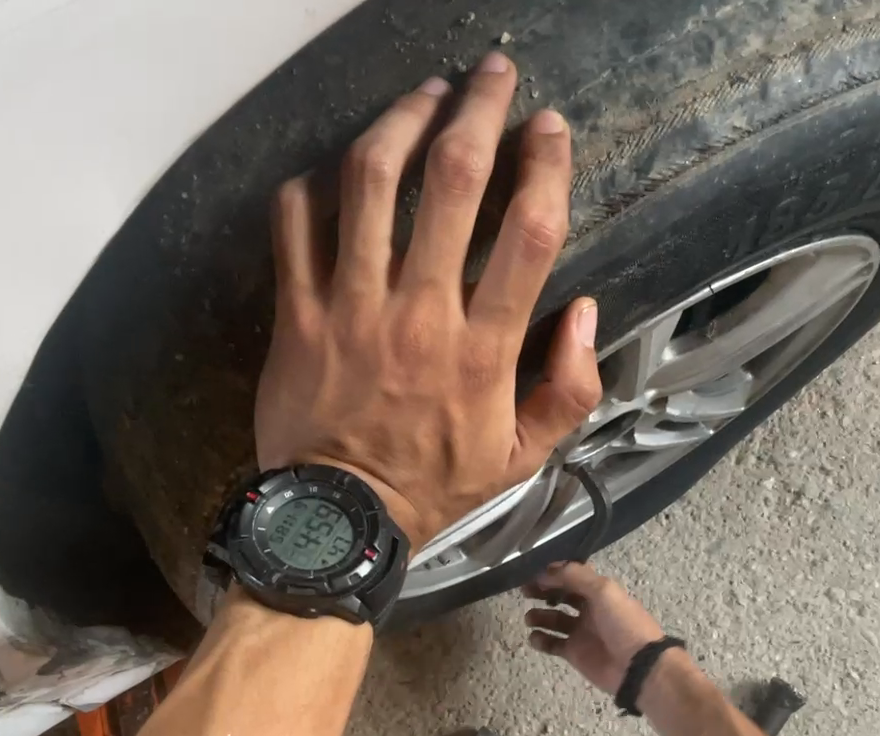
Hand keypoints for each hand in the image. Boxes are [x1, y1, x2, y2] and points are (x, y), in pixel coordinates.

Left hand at [254, 53, 602, 546]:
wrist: (343, 516)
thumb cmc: (435, 485)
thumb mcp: (523, 458)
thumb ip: (569, 390)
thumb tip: (585, 312)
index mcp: (483, 349)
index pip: (528, 233)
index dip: (547, 167)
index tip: (550, 128)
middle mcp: (420, 313)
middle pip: (454, 183)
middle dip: (480, 112)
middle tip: (492, 75)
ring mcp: (350, 309)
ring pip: (371, 184)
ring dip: (400, 122)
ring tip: (422, 95)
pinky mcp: (295, 316)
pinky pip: (295, 226)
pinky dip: (312, 185)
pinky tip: (333, 169)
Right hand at [521, 561, 665, 694]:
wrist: (637, 666)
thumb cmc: (623, 623)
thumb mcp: (603, 590)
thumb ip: (575, 576)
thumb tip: (547, 570)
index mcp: (599, 592)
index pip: (572, 577)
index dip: (555, 574)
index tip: (536, 575)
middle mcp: (589, 609)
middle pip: (561, 596)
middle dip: (542, 591)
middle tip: (525, 592)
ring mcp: (581, 632)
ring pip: (554, 619)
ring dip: (539, 616)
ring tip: (529, 618)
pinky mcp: (574, 653)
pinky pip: (552, 644)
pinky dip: (541, 640)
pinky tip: (534, 637)